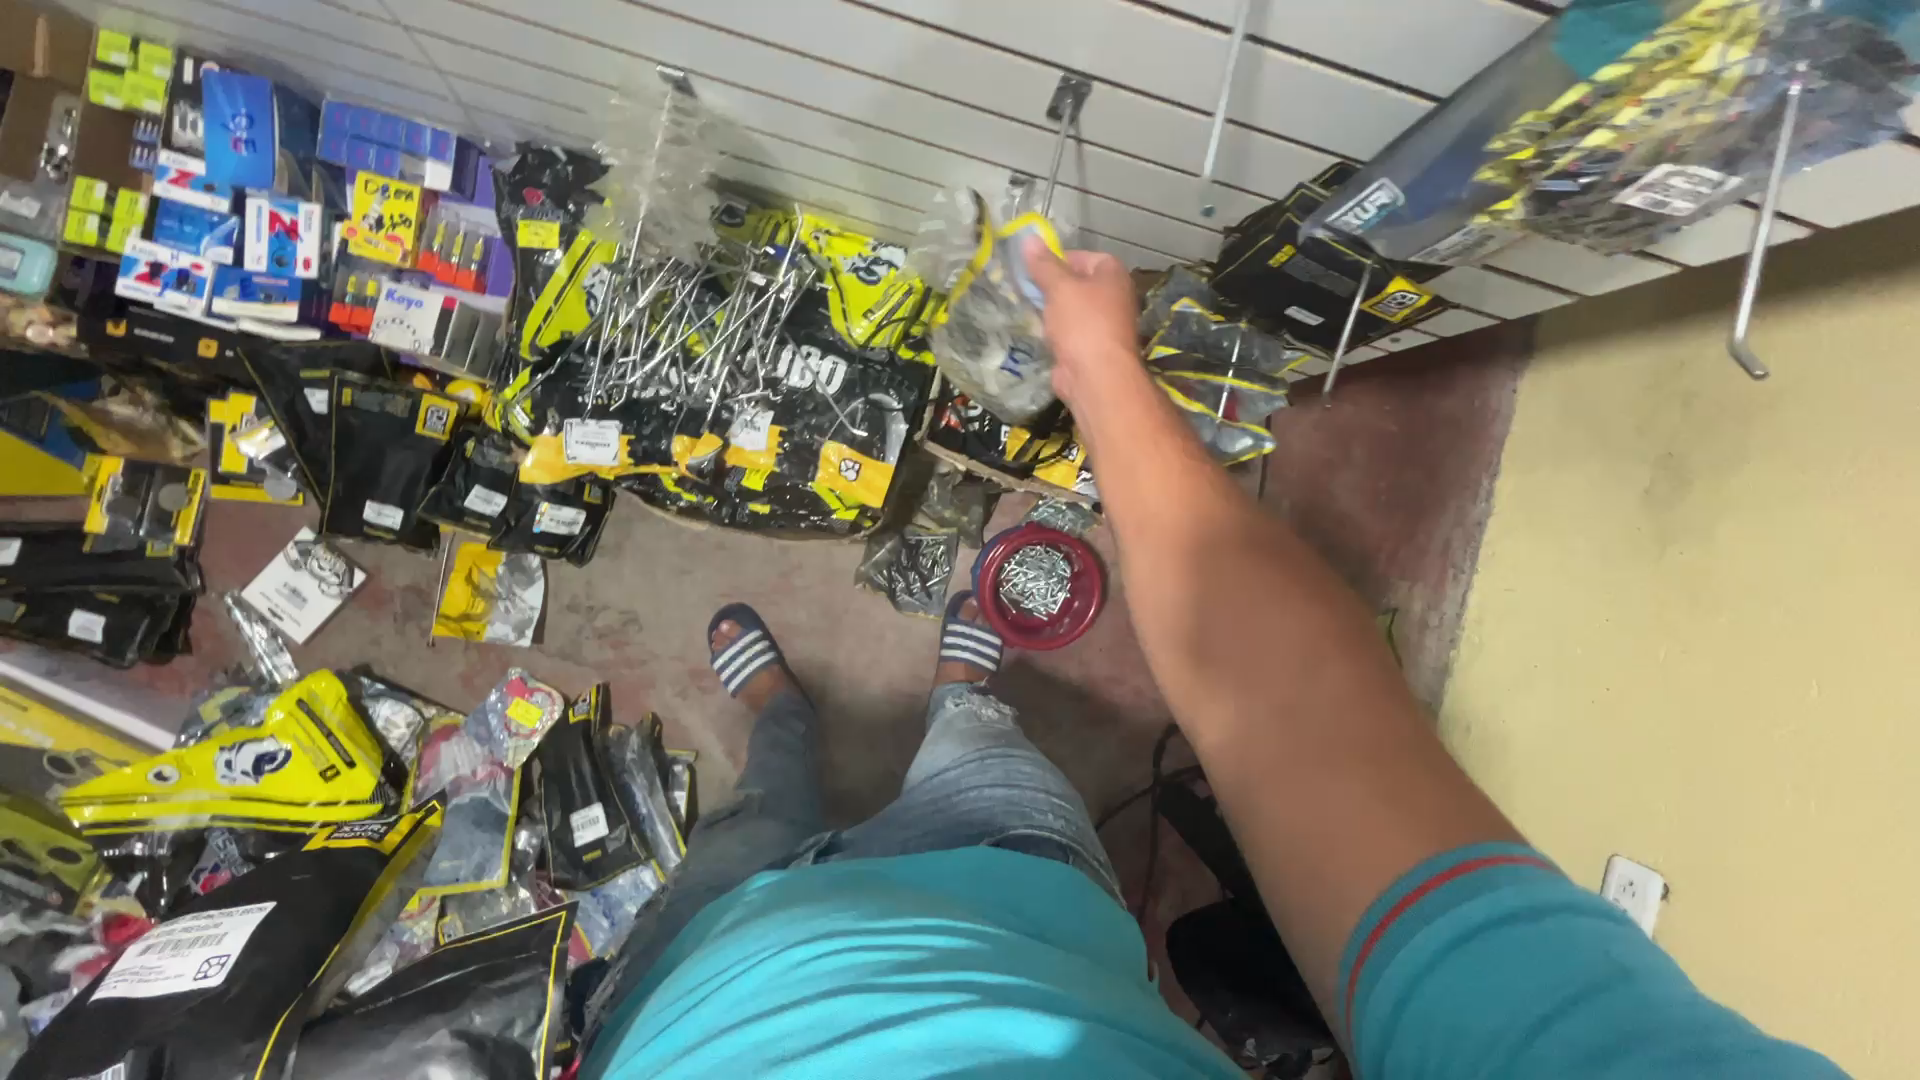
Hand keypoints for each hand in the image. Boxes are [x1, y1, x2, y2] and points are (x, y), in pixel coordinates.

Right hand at [1024, 237, 1141, 408]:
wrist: (1096, 376)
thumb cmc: (1083, 323)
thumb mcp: (1059, 287)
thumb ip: (1043, 265)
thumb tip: (1028, 238)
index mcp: (1112, 274)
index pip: (1082, 256)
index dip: (1056, 260)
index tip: (1032, 269)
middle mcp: (1113, 296)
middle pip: (1076, 284)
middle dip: (1051, 288)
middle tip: (1025, 290)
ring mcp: (1104, 324)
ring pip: (1071, 310)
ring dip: (1051, 312)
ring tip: (1027, 311)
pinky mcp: (1091, 348)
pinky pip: (1069, 333)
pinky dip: (1055, 333)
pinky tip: (1038, 334)